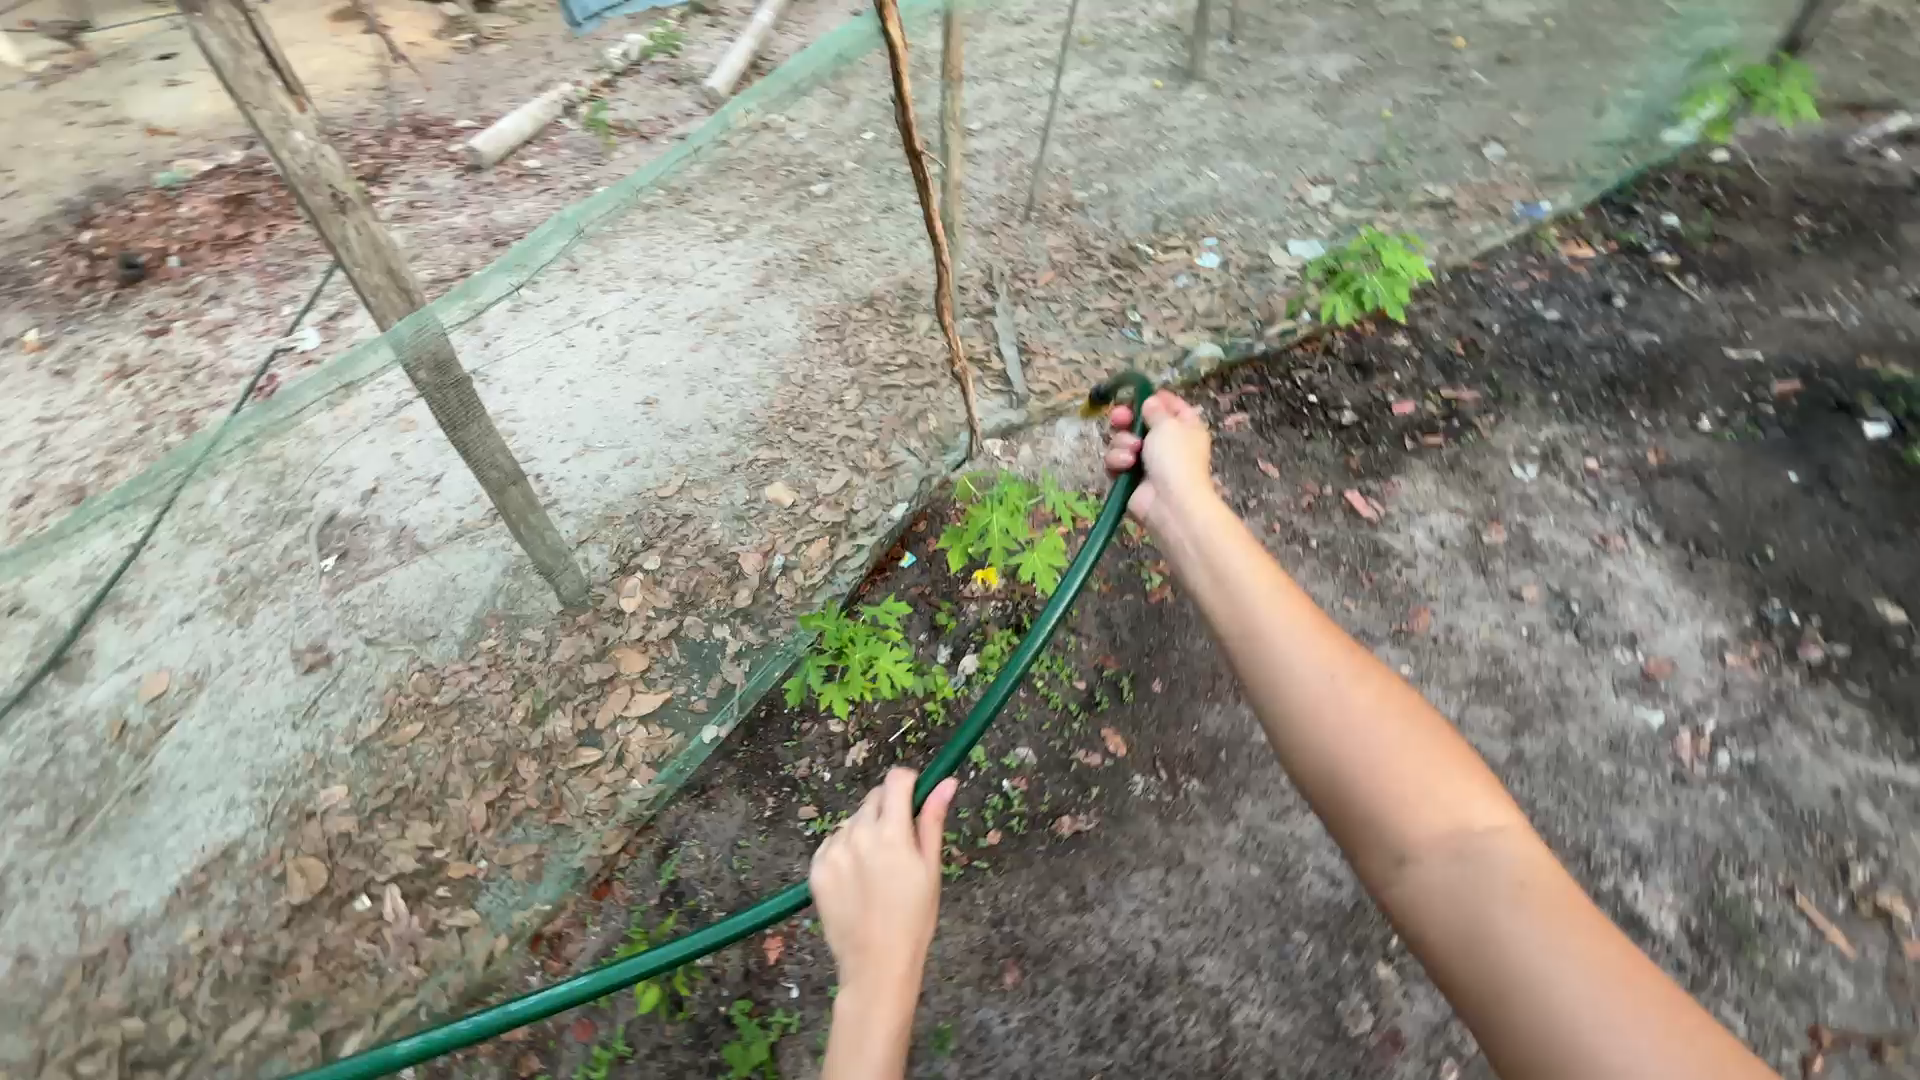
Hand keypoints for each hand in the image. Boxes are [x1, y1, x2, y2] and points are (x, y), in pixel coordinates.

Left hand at [810, 768, 957, 997]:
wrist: (876, 965)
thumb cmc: (914, 918)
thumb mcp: (931, 867)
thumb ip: (933, 819)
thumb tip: (947, 781)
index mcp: (892, 832)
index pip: (895, 780)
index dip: (908, 784)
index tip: (914, 799)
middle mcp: (858, 834)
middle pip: (874, 799)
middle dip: (888, 809)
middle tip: (898, 844)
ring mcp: (833, 850)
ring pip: (853, 820)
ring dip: (865, 830)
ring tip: (876, 868)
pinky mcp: (816, 868)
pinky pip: (832, 842)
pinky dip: (845, 850)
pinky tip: (857, 878)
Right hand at [1104, 390, 1213, 530]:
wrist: (1170, 502)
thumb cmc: (1175, 458)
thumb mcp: (1168, 424)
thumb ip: (1155, 410)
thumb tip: (1149, 402)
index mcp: (1184, 426)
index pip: (1169, 405)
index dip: (1153, 398)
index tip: (1138, 395)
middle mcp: (1165, 442)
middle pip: (1138, 422)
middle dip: (1126, 420)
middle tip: (1119, 418)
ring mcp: (1146, 461)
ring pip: (1122, 441)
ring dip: (1122, 443)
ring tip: (1132, 452)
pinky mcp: (1129, 477)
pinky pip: (1116, 462)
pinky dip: (1118, 462)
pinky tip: (1126, 466)